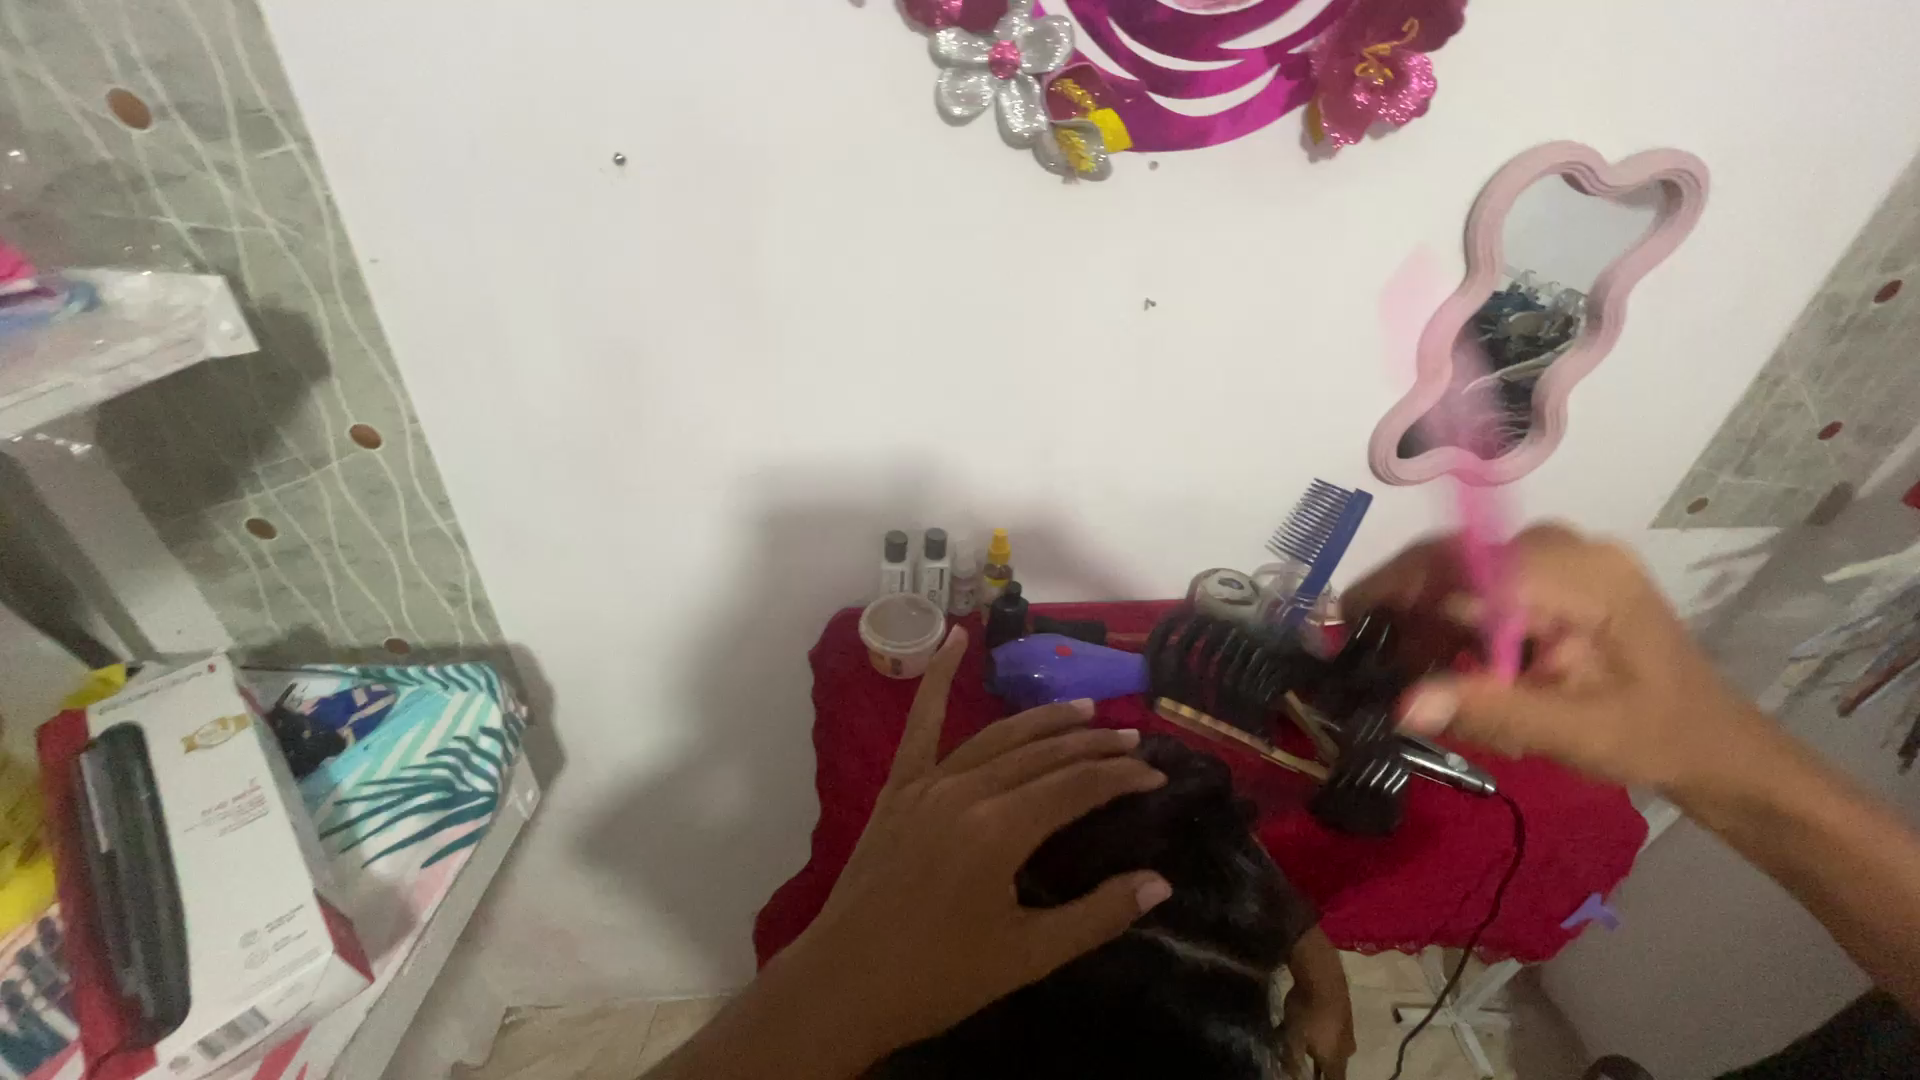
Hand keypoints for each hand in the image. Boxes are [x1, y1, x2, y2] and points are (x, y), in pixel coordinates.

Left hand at [773, 626, 1173, 1062]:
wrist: (846, 982)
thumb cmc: (939, 977)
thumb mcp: (1027, 956)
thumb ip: (1096, 916)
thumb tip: (1159, 882)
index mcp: (1000, 830)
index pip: (1077, 787)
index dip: (1122, 778)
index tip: (1156, 775)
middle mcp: (967, 791)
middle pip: (1044, 754)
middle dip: (1094, 746)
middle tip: (1133, 741)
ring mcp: (928, 781)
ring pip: (999, 736)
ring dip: (1046, 721)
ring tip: (1085, 711)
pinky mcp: (899, 784)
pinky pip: (921, 721)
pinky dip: (938, 677)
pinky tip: (954, 639)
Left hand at [1280, 980, 1354, 1079]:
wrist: (1323, 978)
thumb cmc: (1308, 1013)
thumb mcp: (1293, 1039)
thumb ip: (1292, 1060)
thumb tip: (1292, 1075)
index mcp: (1336, 1062)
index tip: (1312, 1078)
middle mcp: (1346, 1050)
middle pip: (1333, 1065)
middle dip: (1319, 1066)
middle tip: (1304, 1063)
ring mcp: (1346, 1031)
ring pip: (1330, 1045)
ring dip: (1316, 1046)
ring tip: (1298, 1038)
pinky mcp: (1343, 1014)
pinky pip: (1329, 1029)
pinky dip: (1316, 1029)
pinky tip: (1301, 1020)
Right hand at [1345, 523, 1766, 790]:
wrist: (1714, 743)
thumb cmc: (1655, 737)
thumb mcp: (1573, 731)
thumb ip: (1488, 709)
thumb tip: (1401, 704)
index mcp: (1585, 575)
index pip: (1465, 562)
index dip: (1398, 591)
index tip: (1349, 630)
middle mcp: (1566, 547)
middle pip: (1450, 560)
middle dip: (1407, 612)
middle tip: (1384, 666)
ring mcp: (1557, 556)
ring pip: (1453, 570)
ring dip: (1425, 622)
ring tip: (1423, 676)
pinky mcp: (1546, 573)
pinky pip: (1470, 582)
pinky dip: (1446, 622)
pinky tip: (1452, 663)